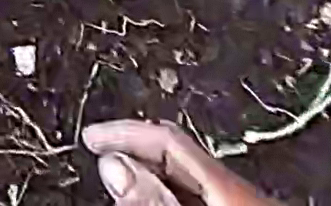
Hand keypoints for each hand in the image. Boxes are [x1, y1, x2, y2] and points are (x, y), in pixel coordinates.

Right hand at [81, 121, 279, 205]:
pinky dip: (176, 202)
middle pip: (179, 161)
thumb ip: (155, 204)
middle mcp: (238, 196)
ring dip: (156, 186)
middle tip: (104, 165)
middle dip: (138, 159)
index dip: (125, 132)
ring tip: (126, 191)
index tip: (92, 138)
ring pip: (191, 189)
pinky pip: (202, 205)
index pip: (167, 138)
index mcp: (228, 188)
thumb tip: (114, 164)